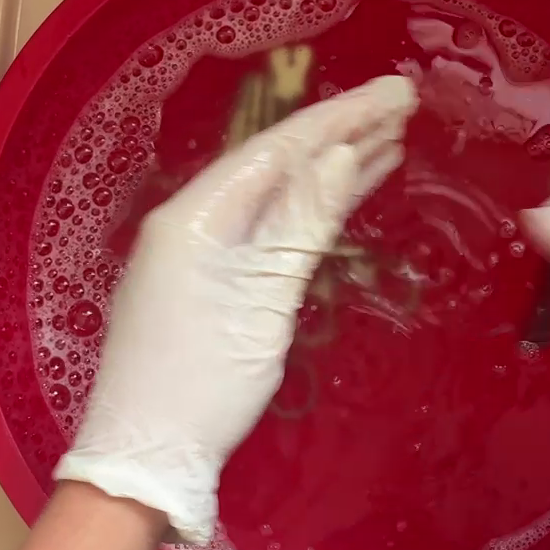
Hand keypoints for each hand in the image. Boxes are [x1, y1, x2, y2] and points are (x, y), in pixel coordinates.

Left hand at [55, 75, 418, 543]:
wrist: (146, 456)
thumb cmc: (204, 379)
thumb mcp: (263, 297)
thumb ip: (302, 221)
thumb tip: (340, 153)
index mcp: (197, 212)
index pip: (279, 148)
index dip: (340, 118)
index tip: (395, 93)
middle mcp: (195, 218)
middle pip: (277, 165)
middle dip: (340, 134)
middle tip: (403, 105)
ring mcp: (202, 249)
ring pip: (276, 197)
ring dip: (330, 171)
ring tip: (389, 140)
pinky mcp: (213, 279)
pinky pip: (269, 230)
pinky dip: (308, 214)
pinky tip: (344, 195)